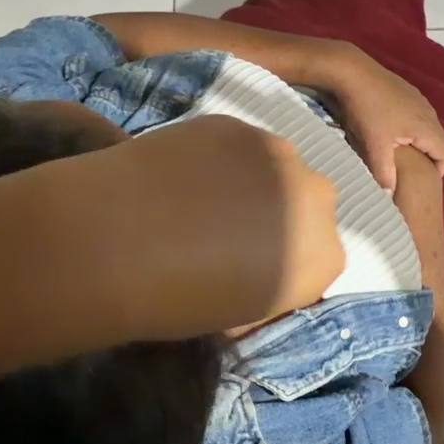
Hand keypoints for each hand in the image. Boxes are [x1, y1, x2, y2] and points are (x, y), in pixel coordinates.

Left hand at [40, 115, 344, 340]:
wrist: (119, 245)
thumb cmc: (176, 302)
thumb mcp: (235, 319)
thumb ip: (263, 292)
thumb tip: (250, 283)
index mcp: (324, 259)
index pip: (316, 263)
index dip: (280, 269)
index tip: (246, 277)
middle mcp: (316, 199)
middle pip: (305, 207)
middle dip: (275, 219)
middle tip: (222, 237)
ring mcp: (276, 152)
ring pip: (274, 169)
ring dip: (249, 183)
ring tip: (195, 204)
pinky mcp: (234, 124)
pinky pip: (234, 146)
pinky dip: (213, 160)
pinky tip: (174, 179)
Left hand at [326, 48, 443, 188]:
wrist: (352, 72)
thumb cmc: (366, 111)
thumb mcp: (374, 146)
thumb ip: (384, 172)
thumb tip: (389, 195)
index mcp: (427, 126)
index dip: (439, 171)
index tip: (422, 182)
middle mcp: (429, 112)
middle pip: (437, 142)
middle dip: (426, 160)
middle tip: (408, 175)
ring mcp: (417, 100)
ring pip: (425, 129)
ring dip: (415, 146)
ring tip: (396, 159)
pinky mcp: (404, 93)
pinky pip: (413, 118)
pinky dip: (406, 132)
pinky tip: (386, 136)